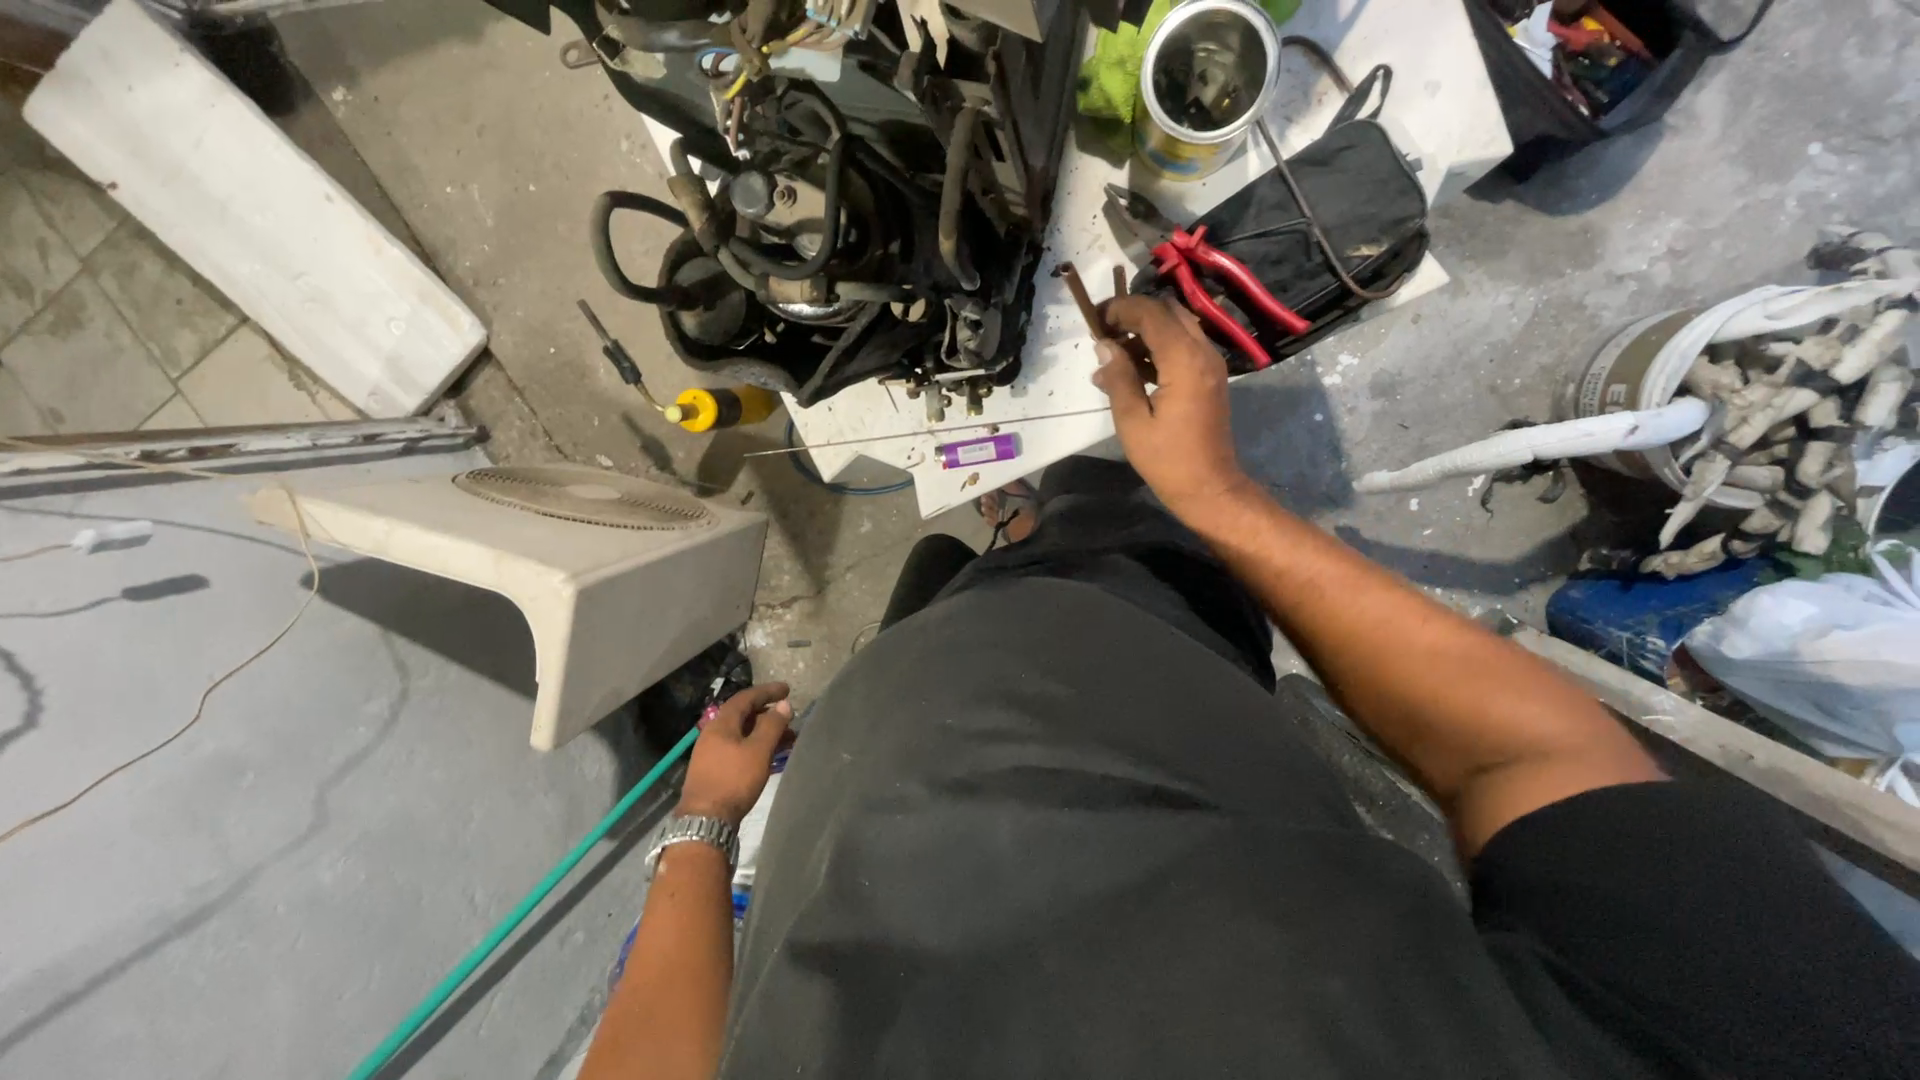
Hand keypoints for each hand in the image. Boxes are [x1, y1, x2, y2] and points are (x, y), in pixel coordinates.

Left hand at [678, 683, 792, 825]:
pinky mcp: (714, 770)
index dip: (767, 691)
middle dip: (768, 713)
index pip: (745, 698)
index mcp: (721, 724)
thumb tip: (784, 704)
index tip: (787, 689)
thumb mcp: (758, 751)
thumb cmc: (733, 781)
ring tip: (788, 739)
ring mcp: (712, 753)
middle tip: (789, 716)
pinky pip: (739, 748)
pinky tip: (771, 757)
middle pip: (743, 715)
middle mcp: (713, 734)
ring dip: (765, 732)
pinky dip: (757, 747)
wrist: (705, 820)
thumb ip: (772, 725)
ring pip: (743, 734)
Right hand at [1092, 295, 1254, 516]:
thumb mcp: (1132, 421)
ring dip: (1145, 329)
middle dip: (1134, 313)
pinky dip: (1158, 346)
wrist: (1209, 487)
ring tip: (1112, 353)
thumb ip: (1119, 377)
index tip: (1094, 318)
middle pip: (1168, 311)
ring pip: (1178, 325)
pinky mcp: (1210, 376)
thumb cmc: (1167, 460)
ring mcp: (1211, 363)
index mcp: (1184, 361)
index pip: (1151, 314)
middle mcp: (1203, 352)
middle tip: (1103, 331)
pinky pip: (1184, 345)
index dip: (1120, 309)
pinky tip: (1131, 369)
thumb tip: (1104, 346)